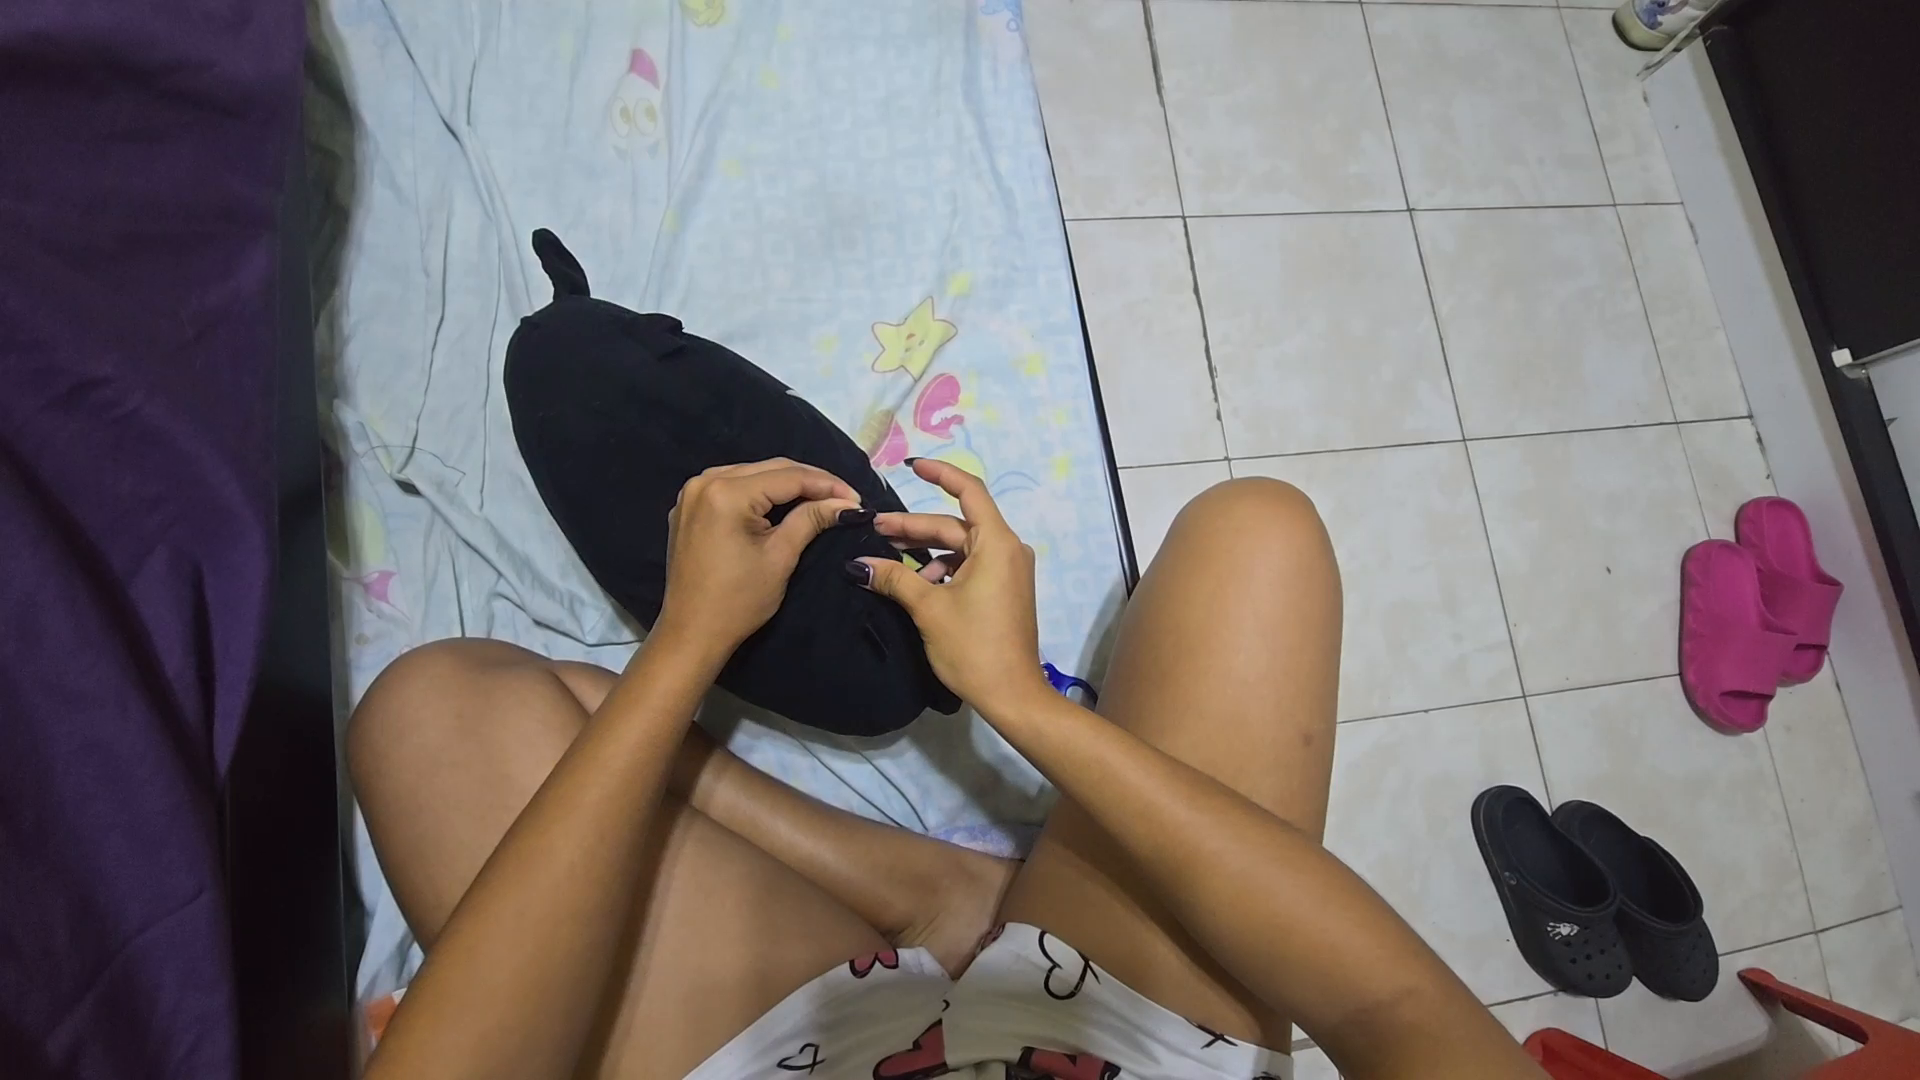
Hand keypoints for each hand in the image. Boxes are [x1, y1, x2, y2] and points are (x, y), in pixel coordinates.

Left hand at [653, 459, 862, 657]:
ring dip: (786, 484)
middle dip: (810, 481)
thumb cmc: (739, 601)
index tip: (856, 498)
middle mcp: (705, 482)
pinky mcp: (688, 507)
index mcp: (726, 493)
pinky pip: (732, 485)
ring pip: (752, 473)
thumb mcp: (781, 556)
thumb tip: (847, 503)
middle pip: (770, 468)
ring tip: (819, 500)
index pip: (788, 477)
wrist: (692, 633)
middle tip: (843, 499)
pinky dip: (760, 491)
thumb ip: (812, 519)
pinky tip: (782, 504)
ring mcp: (692, 493)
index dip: (827, 484)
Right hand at [852, 459, 1052, 719]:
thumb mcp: (929, 608)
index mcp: (996, 543)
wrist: (1012, 694)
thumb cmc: (973, 646)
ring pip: (960, 547)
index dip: (940, 474)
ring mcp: (1008, 571)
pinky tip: (917, 583)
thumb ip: (895, 578)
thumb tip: (858, 563)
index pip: (969, 491)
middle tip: (875, 529)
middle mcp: (1007, 549)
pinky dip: (942, 569)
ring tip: (890, 561)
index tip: (911, 466)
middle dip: (915, 527)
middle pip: (956, 525)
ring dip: (926, 551)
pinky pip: (970, 566)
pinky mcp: (1004, 590)